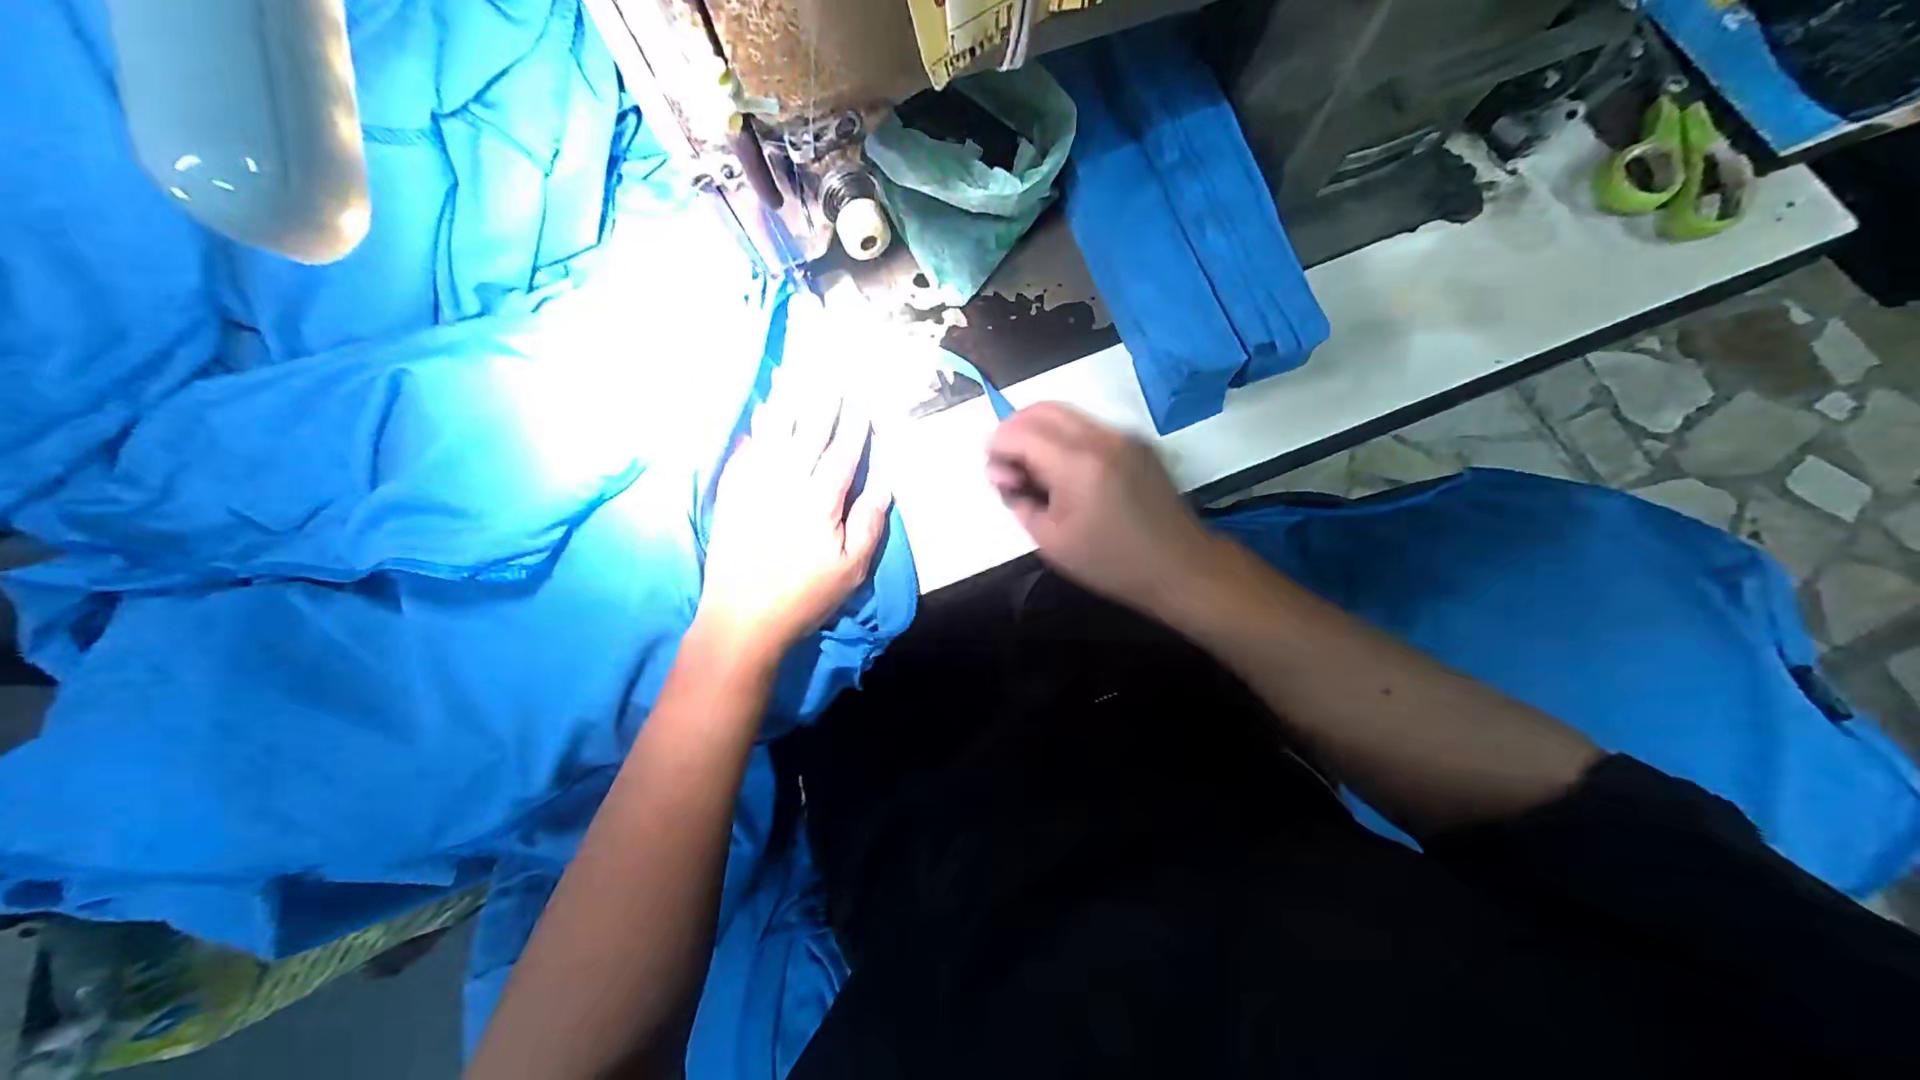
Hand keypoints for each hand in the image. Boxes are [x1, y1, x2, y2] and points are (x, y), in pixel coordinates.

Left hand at [697, 381, 891, 662]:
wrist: (741, 618)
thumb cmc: (804, 596)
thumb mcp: (851, 568)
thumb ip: (869, 522)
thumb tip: (885, 483)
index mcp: (821, 502)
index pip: (843, 454)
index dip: (854, 426)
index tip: (861, 400)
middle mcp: (788, 484)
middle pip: (809, 434)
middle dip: (823, 403)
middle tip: (831, 375)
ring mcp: (756, 486)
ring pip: (775, 435)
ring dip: (788, 404)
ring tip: (794, 377)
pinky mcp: (733, 496)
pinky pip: (746, 452)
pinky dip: (756, 430)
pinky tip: (761, 414)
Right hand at [986, 403, 1221, 616]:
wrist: (1179, 566)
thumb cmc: (1111, 562)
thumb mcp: (1050, 541)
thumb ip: (1018, 499)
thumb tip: (1004, 475)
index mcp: (1077, 464)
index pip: (1018, 432)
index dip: (997, 449)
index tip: (998, 477)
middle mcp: (1100, 437)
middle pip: (1039, 410)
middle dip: (1014, 432)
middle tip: (1010, 470)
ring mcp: (1122, 435)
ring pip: (1064, 412)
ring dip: (1038, 432)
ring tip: (1037, 473)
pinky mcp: (1135, 442)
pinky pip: (1087, 425)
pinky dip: (1064, 436)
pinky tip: (1066, 472)